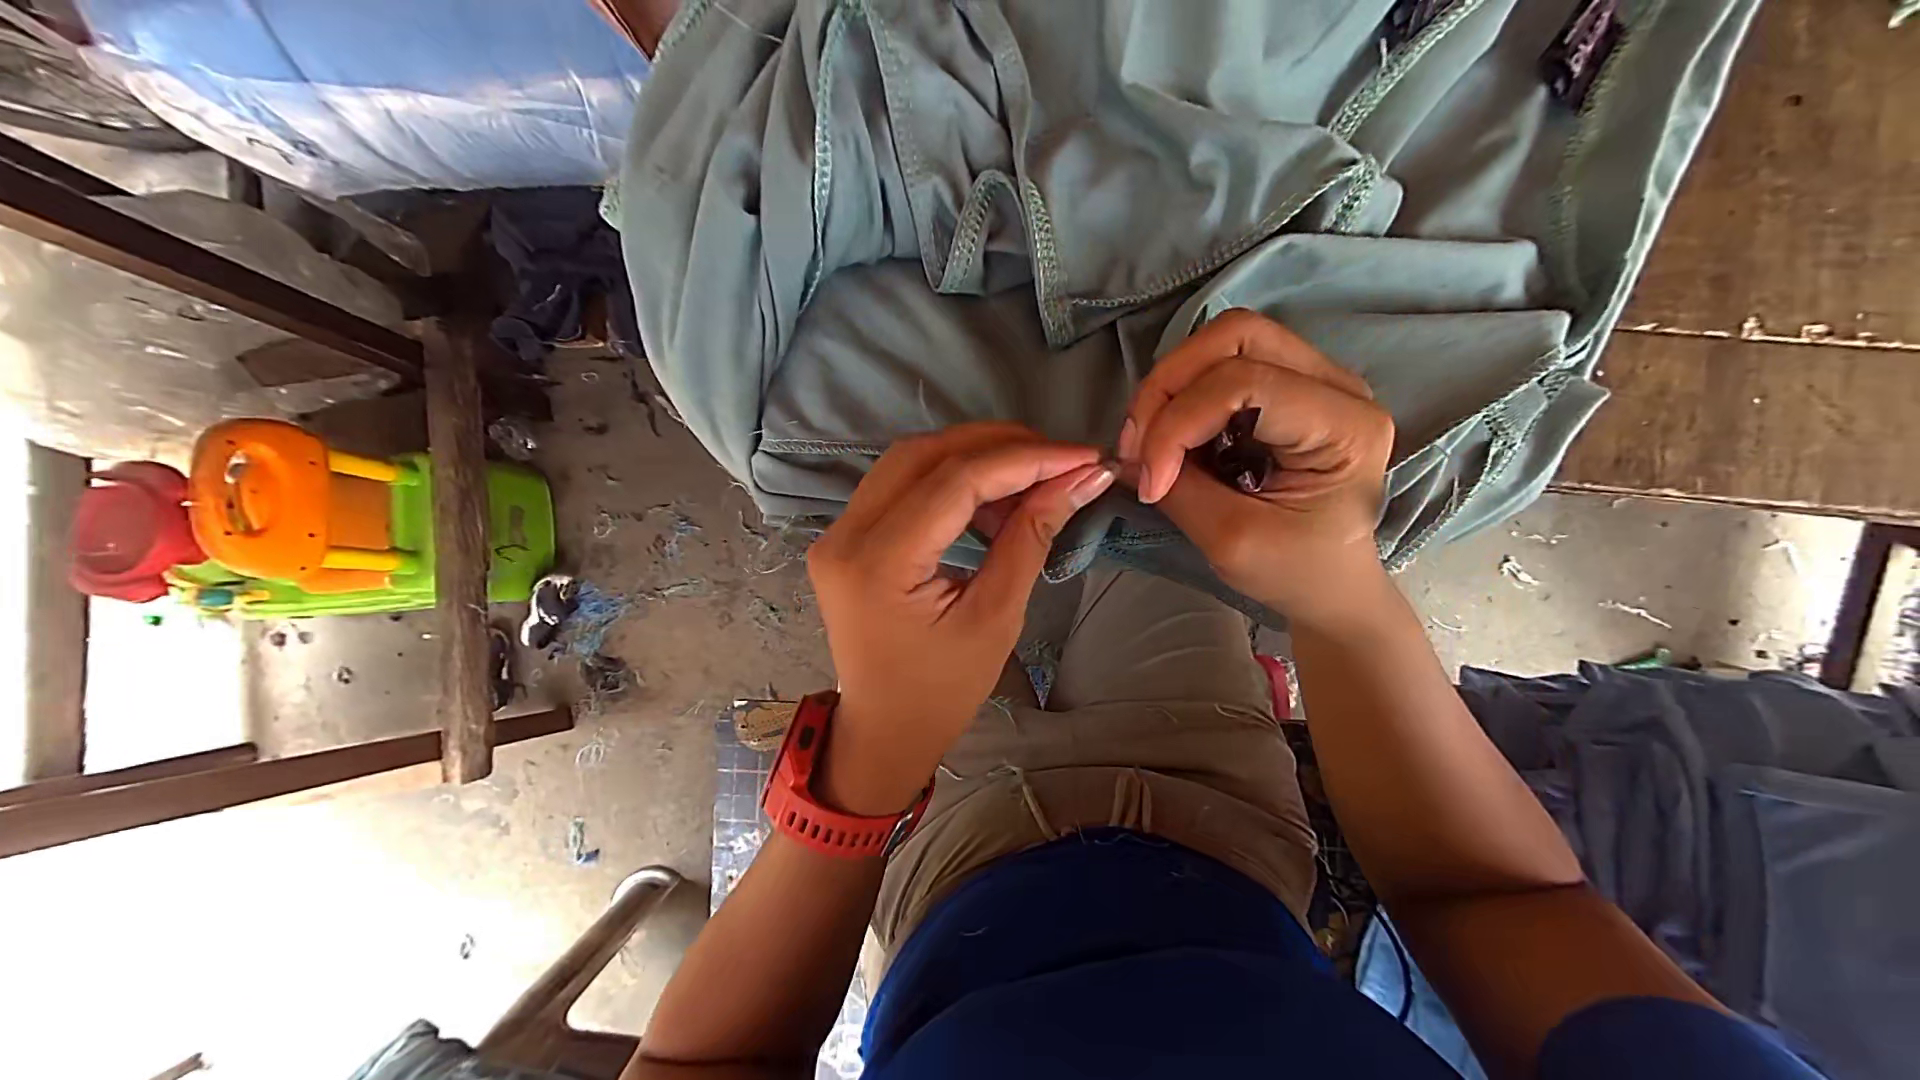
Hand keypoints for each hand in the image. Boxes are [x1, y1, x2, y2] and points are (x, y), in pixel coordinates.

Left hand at [806, 423, 1112, 814]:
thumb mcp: (996, 617)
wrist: (885, 727)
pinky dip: (950, 477)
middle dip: (1000, 446)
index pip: (954, 481)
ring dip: (975, 456)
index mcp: (877, 564)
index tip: (1082, 456)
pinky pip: (900, 482)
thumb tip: (1083, 478)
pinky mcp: (845, 534)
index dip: (1024, 459)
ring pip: (911, 459)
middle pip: (926, 454)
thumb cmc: (942, 690)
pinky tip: (991, 496)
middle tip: (1061, 459)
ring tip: (1032, 477)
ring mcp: (837, 531)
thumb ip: (1031, 537)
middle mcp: (844, 535)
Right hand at [1116, 309, 1394, 623]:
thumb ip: (1177, 490)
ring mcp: (1314, 378)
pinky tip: (1171, 435)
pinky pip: (1221, 364)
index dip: (1177, 424)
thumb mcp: (1230, 541)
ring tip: (1150, 441)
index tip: (1151, 482)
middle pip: (1233, 336)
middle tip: (1139, 444)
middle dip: (1168, 386)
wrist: (1328, 583)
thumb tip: (1125, 457)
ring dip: (1171, 387)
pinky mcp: (1287, 386)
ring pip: (1223, 341)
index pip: (1244, 383)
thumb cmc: (1294, 571)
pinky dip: (1182, 394)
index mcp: (1345, 427)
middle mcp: (1338, 385)